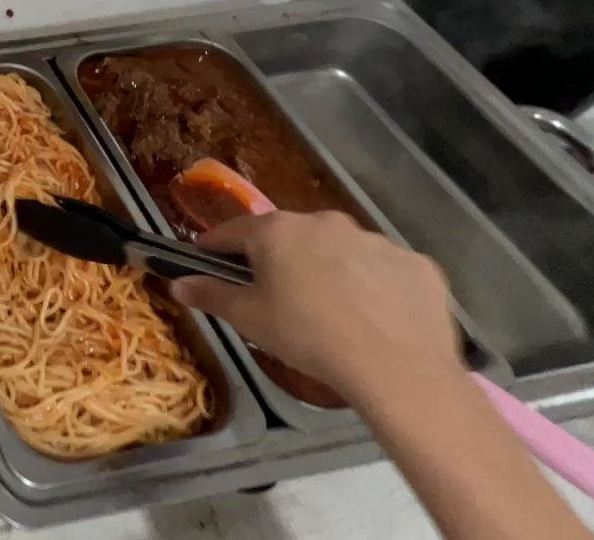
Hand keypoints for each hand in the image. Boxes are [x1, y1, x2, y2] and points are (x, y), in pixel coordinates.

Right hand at [170, 211, 462, 404]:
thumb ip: (209, 294)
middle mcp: (323, 222)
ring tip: (331, 307)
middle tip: (276, 292)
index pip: (232, 231)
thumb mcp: (248, 318)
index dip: (216, 247)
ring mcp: (375, 241)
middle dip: (279, 257)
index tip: (209, 260)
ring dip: (328, 267)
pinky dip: (374, 283)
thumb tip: (175, 284)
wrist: (400, 371)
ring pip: (338, 249)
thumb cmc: (308, 336)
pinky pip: (384, 268)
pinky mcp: (418, 265)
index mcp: (276, 230)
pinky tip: (374, 314)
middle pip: (288, 236)